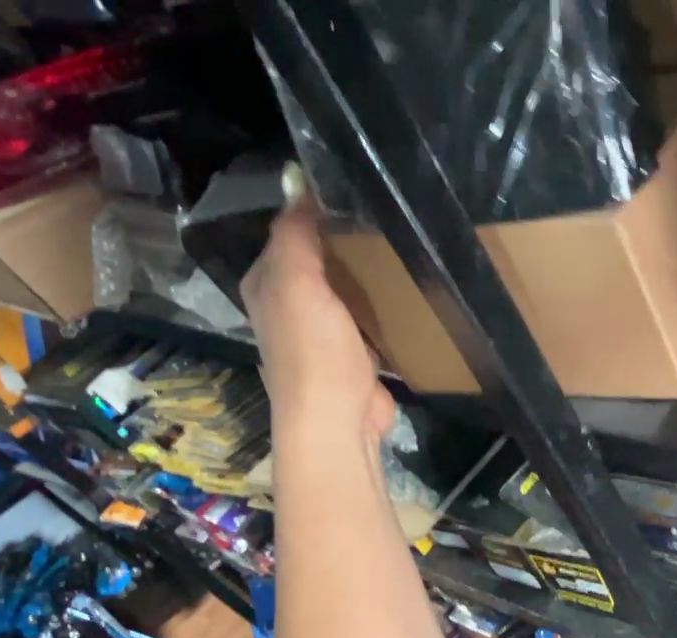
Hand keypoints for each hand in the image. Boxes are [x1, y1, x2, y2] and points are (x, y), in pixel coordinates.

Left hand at [242, 182, 394, 442]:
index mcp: (267, 283)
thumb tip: (298, 179)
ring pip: (350, 290)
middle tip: (393, 220)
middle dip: (351, 243)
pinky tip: (409, 296)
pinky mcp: (359, 355)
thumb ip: (296, 234)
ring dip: (372, 275)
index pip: (290, 232)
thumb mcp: (298, 282)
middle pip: (323, 261)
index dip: (319, 210)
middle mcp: (292, 304)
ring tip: (407, 251)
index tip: (361, 192)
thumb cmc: (314, 351)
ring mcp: (327, 332)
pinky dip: (388, 308)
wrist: (338, 419)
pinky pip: (373, 319)